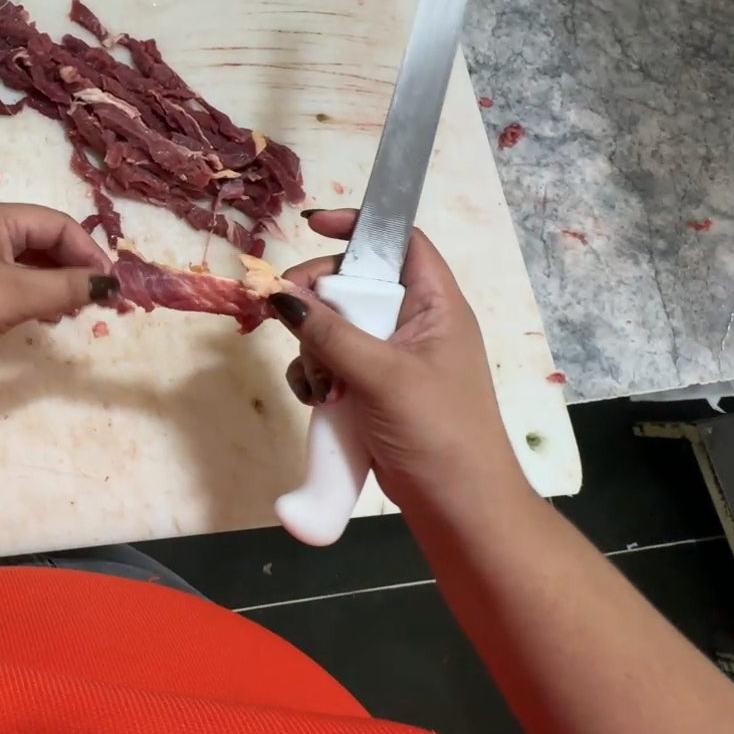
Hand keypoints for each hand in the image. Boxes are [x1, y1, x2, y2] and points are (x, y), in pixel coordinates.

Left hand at [0, 202, 114, 375]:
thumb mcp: (15, 295)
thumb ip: (66, 288)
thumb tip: (109, 284)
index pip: (57, 224)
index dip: (89, 252)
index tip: (110, 286)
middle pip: (43, 239)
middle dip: (73, 267)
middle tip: (96, 301)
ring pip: (27, 260)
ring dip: (54, 282)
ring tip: (72, 311)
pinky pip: (9, 276)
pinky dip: (32, 292)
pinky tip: (43, 315)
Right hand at [269, 209, 527, 515]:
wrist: (457, 508)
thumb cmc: (437, 432)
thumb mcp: (381, 375)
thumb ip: (327, 332)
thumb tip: (277, 294)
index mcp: (434, 306)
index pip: (400, 242)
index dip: (360, 225)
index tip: (312, 225)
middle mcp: (409, 323)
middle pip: (350, 282)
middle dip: (316, 299)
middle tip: (289, 313)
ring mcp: (385, 355)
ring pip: (330, 323)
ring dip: (310, 346)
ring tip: (318, 382)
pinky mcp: (365, 384)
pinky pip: (324, 359)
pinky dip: (311, 374)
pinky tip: (316, 399)